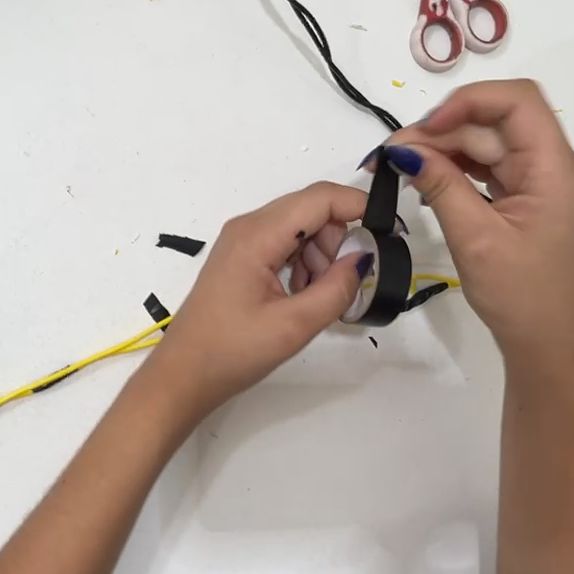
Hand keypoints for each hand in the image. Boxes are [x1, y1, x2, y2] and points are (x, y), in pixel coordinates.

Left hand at [142, 182, 371, 418]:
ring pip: (300, 226)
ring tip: (315, 296)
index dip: (360, 206)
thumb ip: (337, 289)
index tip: (390, 234)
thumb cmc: (232, 352)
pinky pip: (284, 243)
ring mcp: (241, 240)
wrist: (183, 375)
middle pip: (311, 208)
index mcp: (257, 235)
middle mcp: (248, 226)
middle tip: (342, 282)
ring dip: (321, 254)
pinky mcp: (241, 257)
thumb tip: (364, 258)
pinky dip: (303, 262)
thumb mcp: (293, 326)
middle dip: (339, 238)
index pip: (320, 197)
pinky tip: (300, 296)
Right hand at [376, 79, 573, 350]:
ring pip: (483, 142)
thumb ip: (441, 185)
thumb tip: (404, 150)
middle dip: (441, 131)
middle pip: (492, 122)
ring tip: (397, 167)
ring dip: (441, 149)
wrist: (540, 338)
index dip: (468, 102)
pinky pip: (484, 166)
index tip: (424, 130)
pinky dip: (451, 168)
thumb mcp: (474, 237)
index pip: (517, 101)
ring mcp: (534, 180)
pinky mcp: (519, 196)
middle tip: (390, 155)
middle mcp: (548, 164)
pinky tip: (422, 181)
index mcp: (552, 167)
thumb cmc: (517, 292)